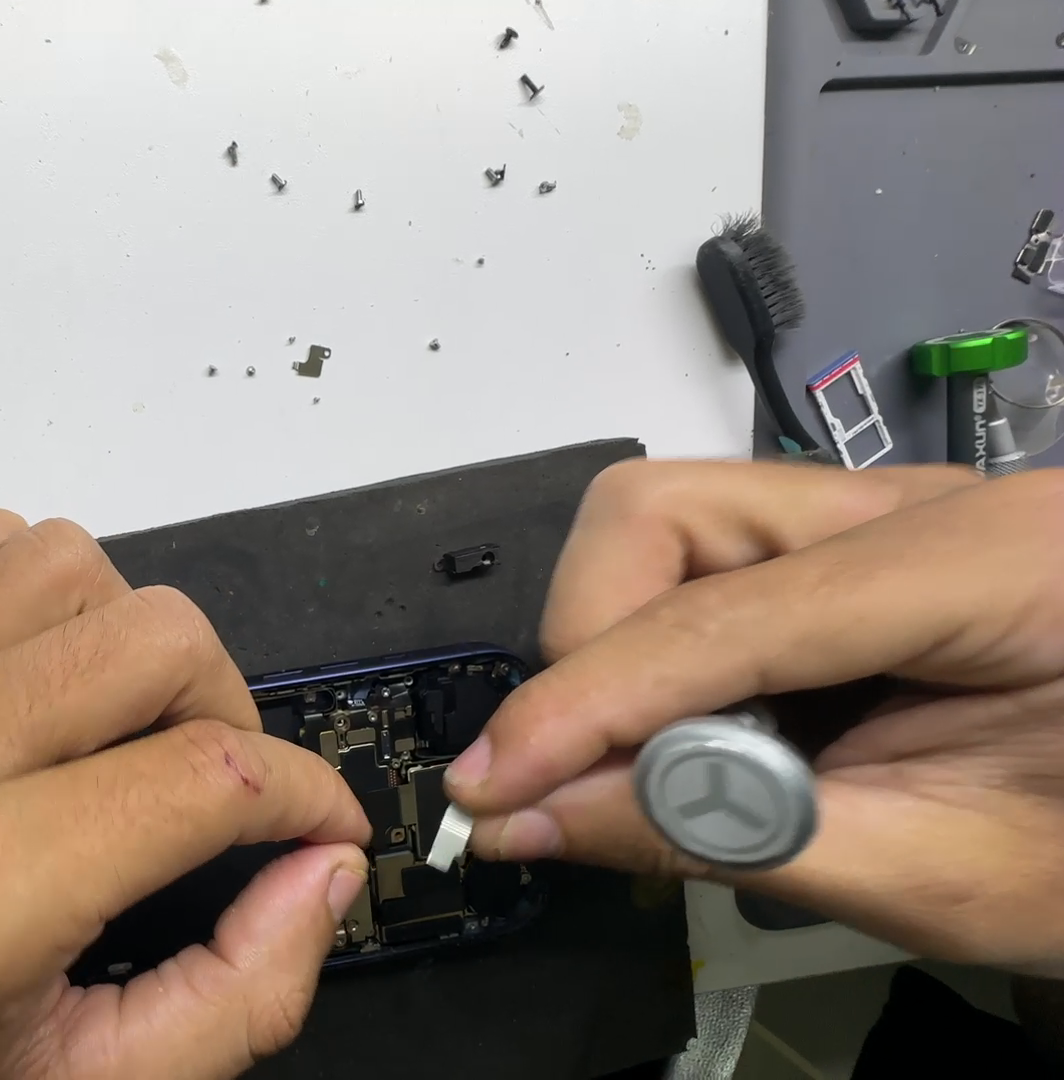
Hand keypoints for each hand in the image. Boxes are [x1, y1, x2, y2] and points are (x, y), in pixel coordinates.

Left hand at [0, 507, 369, 1077]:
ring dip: (132, 634)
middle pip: (152, 639)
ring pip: (65, 560)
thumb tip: (319, 874)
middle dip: (228, 709)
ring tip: (126, 723)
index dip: (300, 795)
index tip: (320, 826)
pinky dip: (14, 567)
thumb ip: (232, 1001)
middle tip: (217, 787)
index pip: (200, 776)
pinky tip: (34, 653)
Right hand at [444, 460, 1063, 973]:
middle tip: (598, 762)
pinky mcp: (813, 540)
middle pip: (650, 518)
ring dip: (602, 642)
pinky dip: (638, 647)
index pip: (714, 617)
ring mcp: (853, 510)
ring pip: (640, 526)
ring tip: (651, 745)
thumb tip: (521, 821)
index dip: (582, 706)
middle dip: (588, 648)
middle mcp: (900, 501)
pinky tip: (691, 719)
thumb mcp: (948, 881)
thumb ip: (718, 838)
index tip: (487, 790)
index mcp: (989, 565)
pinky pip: (668, 563)